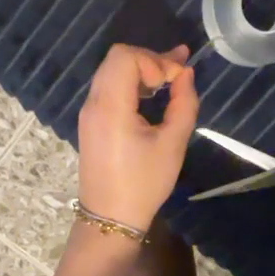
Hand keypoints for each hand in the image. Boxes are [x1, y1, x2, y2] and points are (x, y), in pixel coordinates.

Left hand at [76, 44, 198, 228]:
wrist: (111, 218)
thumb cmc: (144, 183)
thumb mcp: (173, 144)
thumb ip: (183, 103)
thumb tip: (186, 74)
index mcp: (110, 106)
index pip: (127, 57)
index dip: (156, 60)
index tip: (178, 80)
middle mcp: (93, 103)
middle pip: (117, 58)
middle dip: (149, 61)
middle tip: (177, 73)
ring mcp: (88, 113)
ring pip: (111, 72)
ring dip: (140, 72)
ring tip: (168, 82)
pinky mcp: (90, 123)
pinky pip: (108, 89)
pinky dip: (129, 85)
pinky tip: (150, 97)